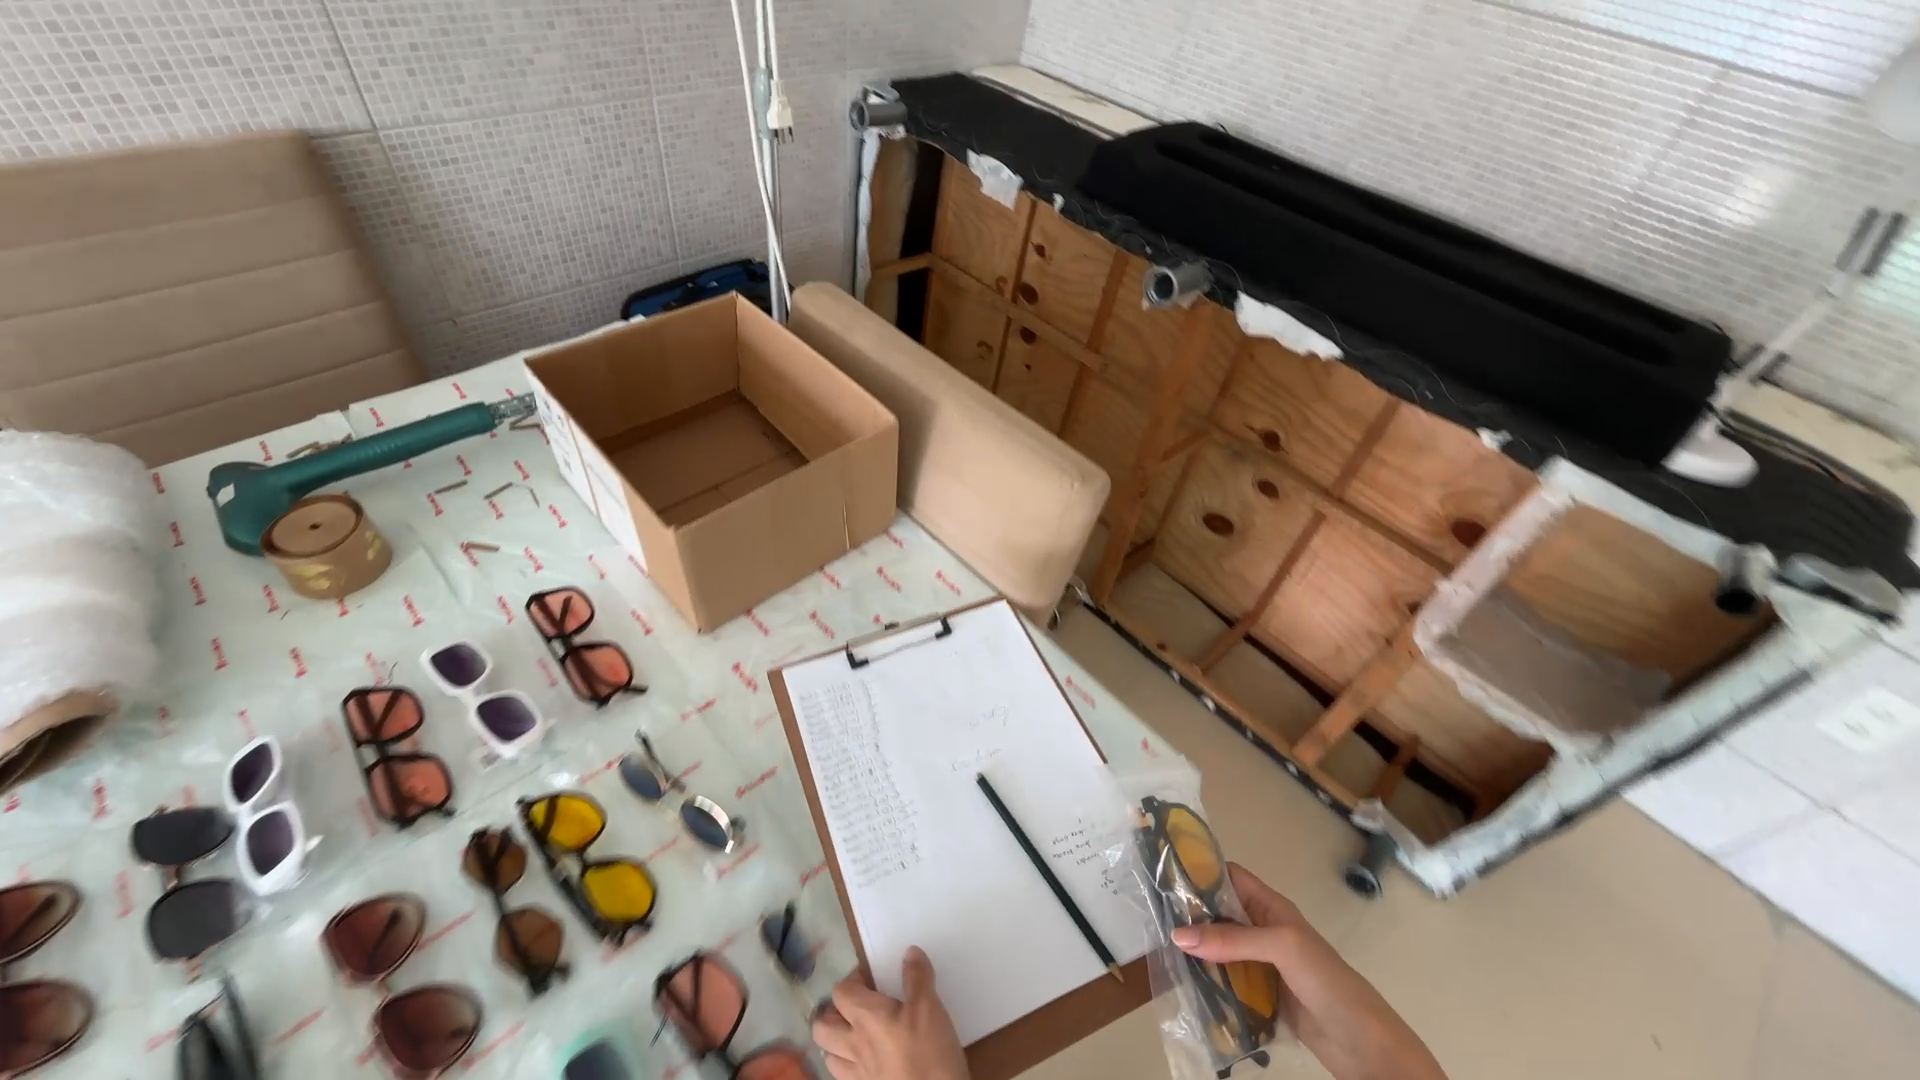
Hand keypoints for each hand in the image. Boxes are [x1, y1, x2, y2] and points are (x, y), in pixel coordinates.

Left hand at [812, 947, 968, 1079]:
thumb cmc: (929, 1051)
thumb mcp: (929, 1007)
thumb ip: (918, 978)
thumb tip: (909, 952)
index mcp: (866, 1017)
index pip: (840, 992)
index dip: (852, 980)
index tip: (870, 978)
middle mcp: (854, 1044)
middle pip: (822, 1025)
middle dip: (832, 1012)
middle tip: (856, 1005)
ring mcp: (857, 1072)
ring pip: (828, 1054)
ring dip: (835, 1041)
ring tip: (855, 1033)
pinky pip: (844, 1076)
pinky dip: (847, 1065)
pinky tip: (865, 1061)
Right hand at [1173, 863, 1447, 1079]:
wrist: (1363, 1043)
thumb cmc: (1327, 979)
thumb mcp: (1281, 947)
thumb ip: (1232, 939)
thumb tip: (1178, 936)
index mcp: (1272, 907)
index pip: (1230, 877)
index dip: (1202, 870)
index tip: (1166, 873)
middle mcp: (1264, 930)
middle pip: (1220, 913)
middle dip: (1191, 914)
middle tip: (1154, 917)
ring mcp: (1261, 964)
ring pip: (1220, 949)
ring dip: (1197, 951)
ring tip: (1161, 952)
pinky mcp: (1260, 996)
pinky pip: (1227, 982)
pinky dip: (1208, 982)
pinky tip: (1185, 985)